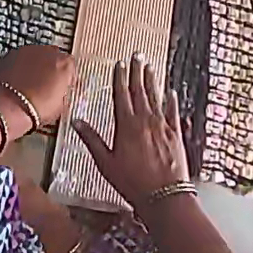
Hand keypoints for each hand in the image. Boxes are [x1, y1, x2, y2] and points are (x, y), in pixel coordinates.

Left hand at [0, 45, 75, 132]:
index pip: (71, 67)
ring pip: (36, 55)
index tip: (63, 87)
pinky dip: (20, 66)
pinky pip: (20, 58)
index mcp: (65, 63)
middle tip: (46, 83)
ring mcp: (28, 50)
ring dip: (35, 65)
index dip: (66, 78)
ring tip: (30, 82)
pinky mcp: (11, 54)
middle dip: (51, 68)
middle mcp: (48, 51)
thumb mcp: (61, 105)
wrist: (10, 107)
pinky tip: (17, 80)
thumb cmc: (38, 108)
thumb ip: (63, 91)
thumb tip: (60, 91)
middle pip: (53, 57)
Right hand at [74, 54, 189, 208]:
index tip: (120, 64)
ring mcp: (163, 127)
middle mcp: (145, 121)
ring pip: (156, 98)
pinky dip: (171, 101)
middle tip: (138, 55)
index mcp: (126, 126)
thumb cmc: (132, 182)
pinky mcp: (176, 136)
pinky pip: (173, 113)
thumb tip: (77, 122)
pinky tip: (171, 92)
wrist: (164, 196)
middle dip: (137, 72)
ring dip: (153, 81)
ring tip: (151, 67)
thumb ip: (92, 140)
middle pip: (140, 91)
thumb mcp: (105, 162)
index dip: (120, 78)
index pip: (122, 95)